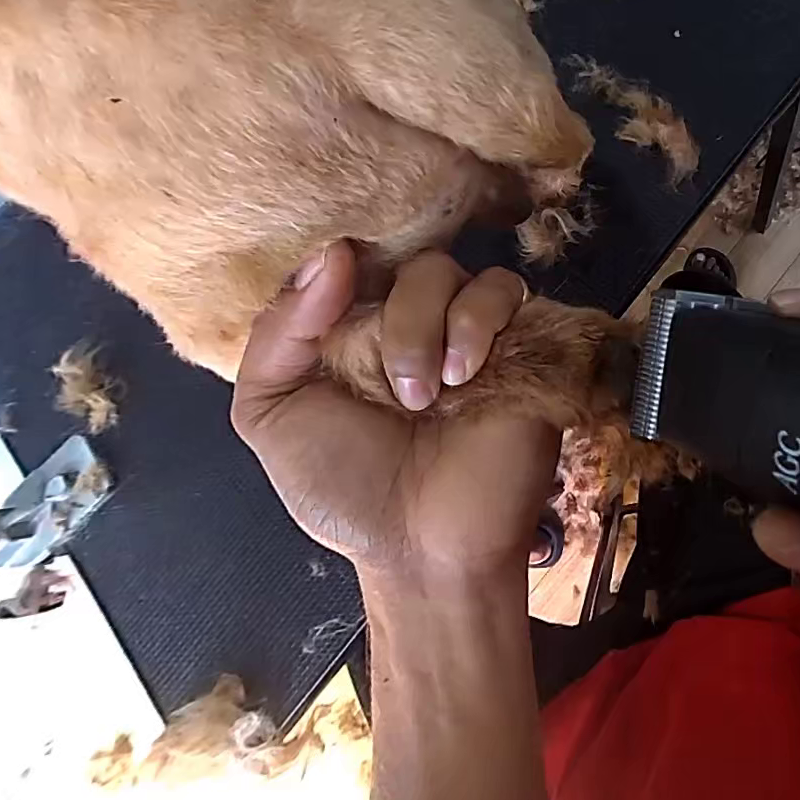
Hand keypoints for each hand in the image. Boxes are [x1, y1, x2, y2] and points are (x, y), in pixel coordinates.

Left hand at [231, 244, 558, 585]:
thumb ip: (279, 335)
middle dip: (404, 321)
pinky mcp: (524, 345)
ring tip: (440, 390)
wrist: (428, 547)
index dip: (353, 262)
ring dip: (445, 323)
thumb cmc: (347, 486)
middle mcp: (421, 321)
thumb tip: (331, 252)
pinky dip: (485, 318)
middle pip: (418, 265)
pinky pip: (511, 293)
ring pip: (466, 273)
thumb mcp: (275, 413)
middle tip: (405, 393)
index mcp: (361, 328)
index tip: (343, 278)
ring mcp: (476, 333)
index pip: (362, 260)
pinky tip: (471, 372)